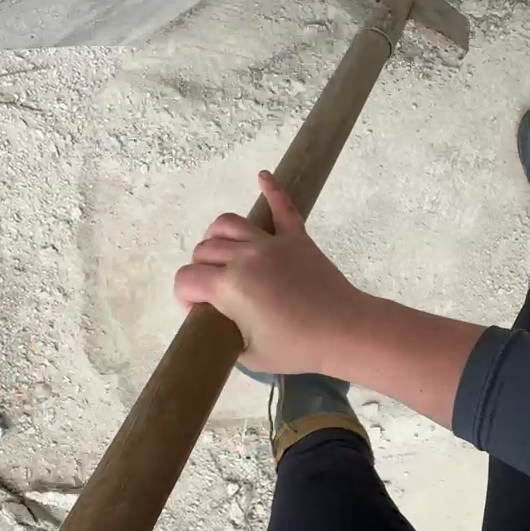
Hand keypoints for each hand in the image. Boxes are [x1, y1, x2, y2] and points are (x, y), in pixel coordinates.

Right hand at [174, 171, 369, 374]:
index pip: (187, 278)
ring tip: (223, 254)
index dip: (184, 296)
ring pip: (230, 224)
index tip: (198, 310)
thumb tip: (217, 320)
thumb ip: (223, 333)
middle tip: (215, 291)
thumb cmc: (297, 348)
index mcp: (229, 286)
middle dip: (200, 270)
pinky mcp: (298, 238)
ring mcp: (272, 243)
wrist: (345, 330)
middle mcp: (245, 257)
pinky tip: (263, 176)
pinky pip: (283, 207)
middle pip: (204, 250)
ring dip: (217, 237)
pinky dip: (272, 189)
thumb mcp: (248, 354)